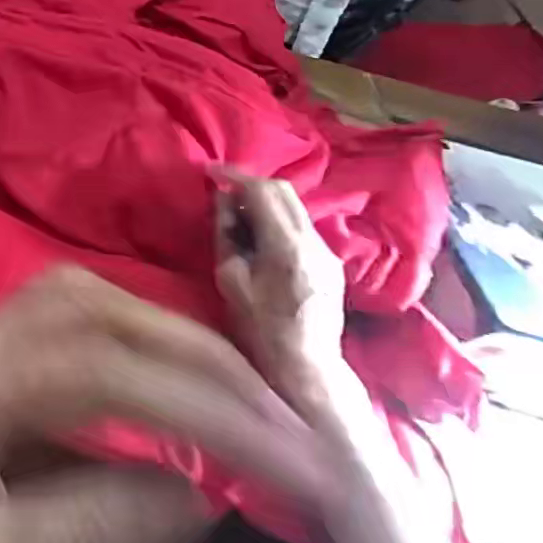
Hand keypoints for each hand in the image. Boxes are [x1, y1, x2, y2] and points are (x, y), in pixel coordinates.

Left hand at [0, 267, 335, 542]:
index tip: (294, 457)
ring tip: (237, 386)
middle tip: (282, 412)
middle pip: (105, 311)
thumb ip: (95, 523)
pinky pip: (74, 318)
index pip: (109, 369)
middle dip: (201, 356)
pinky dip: (134, 338)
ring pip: (93, 299)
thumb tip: (201, 488)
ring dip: (170, 336)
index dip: (208, 410)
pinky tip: (166, 371)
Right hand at [213, 172, 353, 410]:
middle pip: (283, 190)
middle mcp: (314, 242)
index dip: (234, 176)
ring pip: (295, 205)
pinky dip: (279, 217)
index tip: (210, 172)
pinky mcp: (332, 262)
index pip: (262, 191)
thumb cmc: (260, 329)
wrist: (307, 369)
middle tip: (224, 191)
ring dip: (266, 200)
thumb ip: (228, 234)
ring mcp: (328, 251)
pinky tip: (262, 236)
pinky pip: (302, 224)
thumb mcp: (231, 280)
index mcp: (287, 247)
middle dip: (251, 183)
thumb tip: (224, 199)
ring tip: (239, 214)